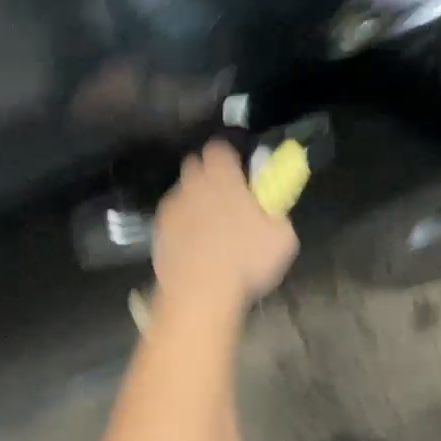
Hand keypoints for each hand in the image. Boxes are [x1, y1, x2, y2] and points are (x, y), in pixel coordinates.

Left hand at [151, 141, 298, 303]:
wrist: (201, 293)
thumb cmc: (246, 260)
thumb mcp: (282, 237)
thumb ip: (276, 212)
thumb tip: (272, 207)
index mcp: (222, 176)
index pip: (220, 147)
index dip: (231, 158)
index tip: (242, 175)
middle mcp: (191, 183)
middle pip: (197, 166)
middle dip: (211, 177)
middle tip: (229, 202)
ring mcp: (171, 207)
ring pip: (184, 194)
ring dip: (197, 205)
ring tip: (213, 233)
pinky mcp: (158, 231)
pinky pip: (175, 221)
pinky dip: (185, 229)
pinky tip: (198, 251)